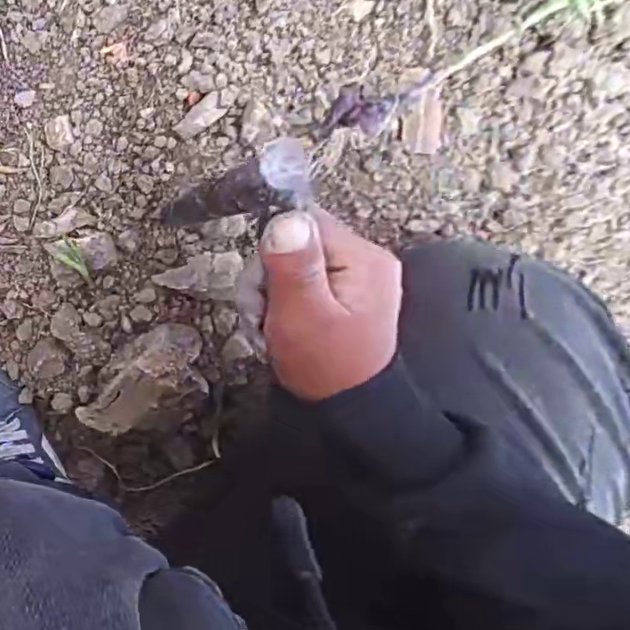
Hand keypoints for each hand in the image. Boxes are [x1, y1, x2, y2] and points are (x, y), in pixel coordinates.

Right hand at [259, 209, 402, 400]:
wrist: (349, 412)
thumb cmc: (327, 368)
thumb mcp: (302, 315)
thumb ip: (292, 266)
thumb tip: (285, 218)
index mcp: (362, 258)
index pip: (303, 222)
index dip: (273, 250)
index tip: (266, 287)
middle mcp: (363, 260)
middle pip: (293, 243)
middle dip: (266, 278)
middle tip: (266, 315)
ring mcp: (352, 278)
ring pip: (289, 264)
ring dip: (268, 295)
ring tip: (271, 327)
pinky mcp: (340, 294)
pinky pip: (297, 283)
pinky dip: (280, 304)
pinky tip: (279, 327)